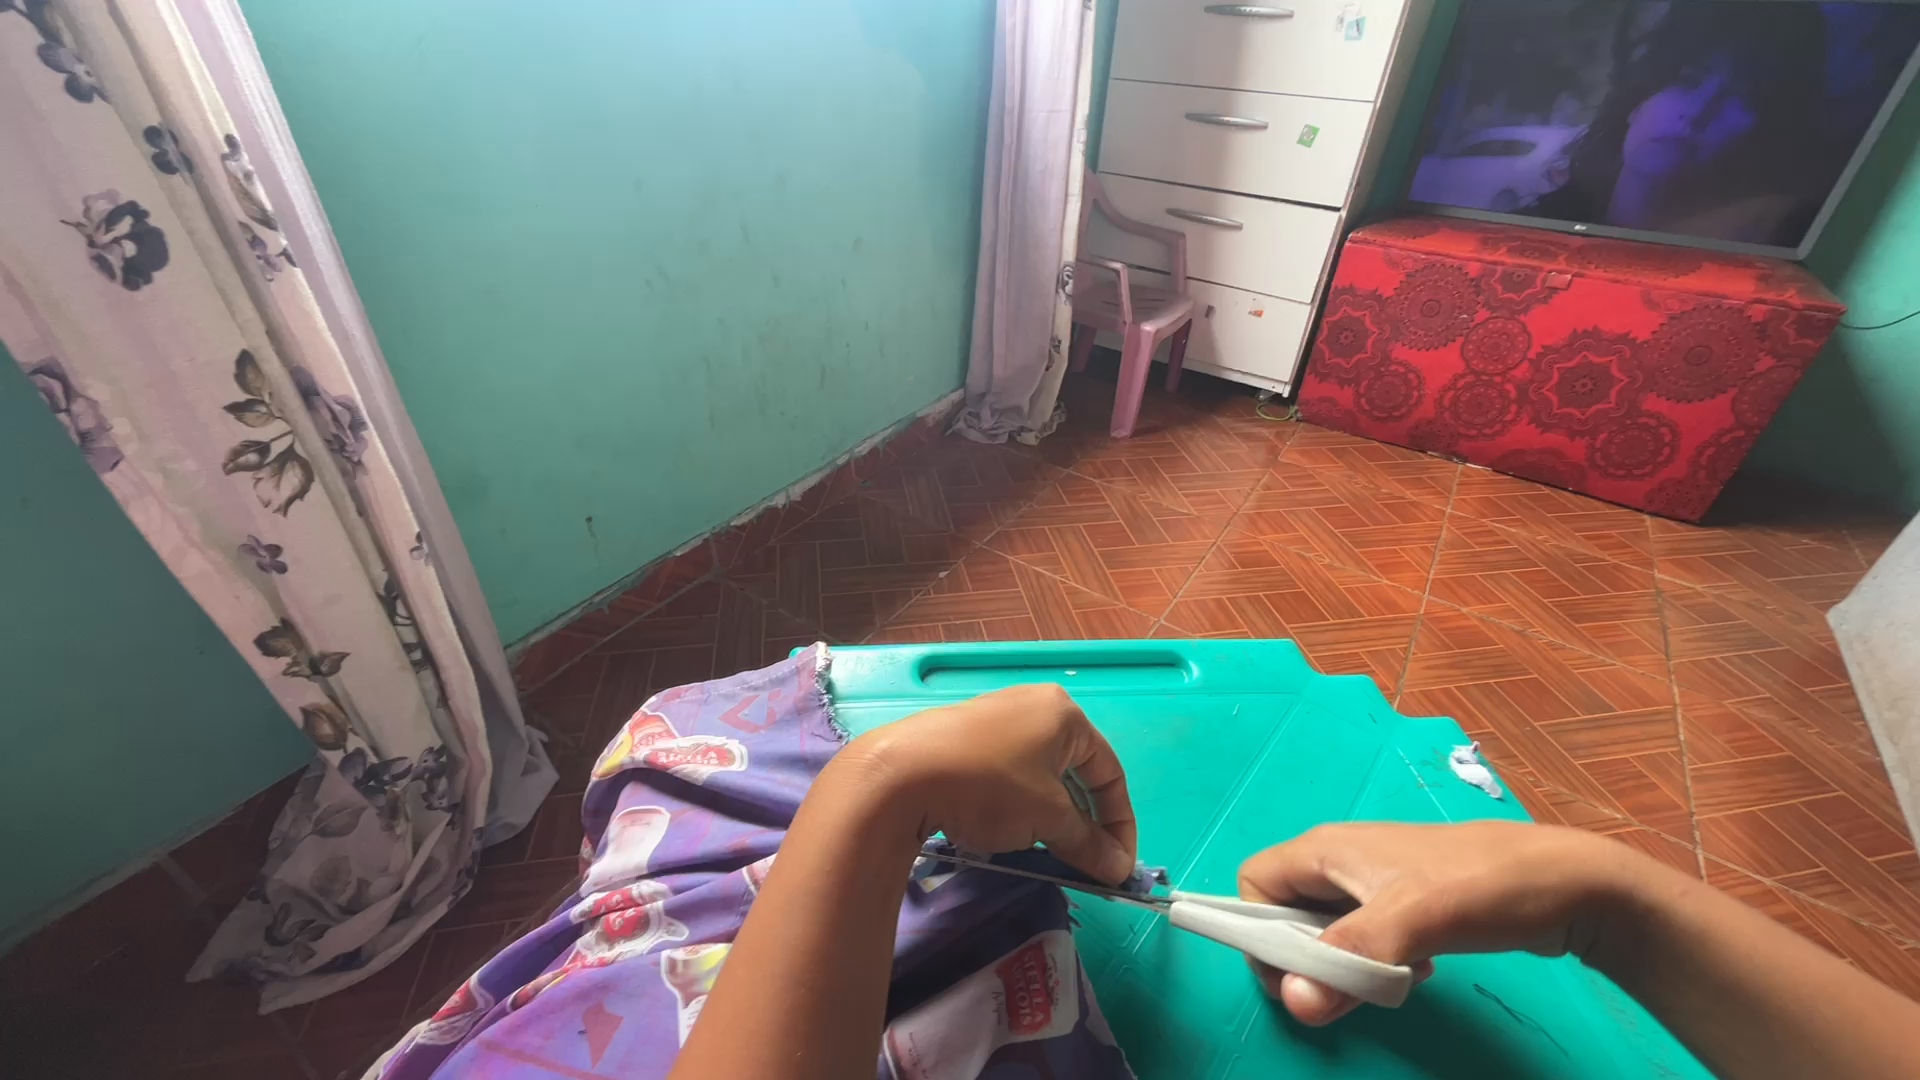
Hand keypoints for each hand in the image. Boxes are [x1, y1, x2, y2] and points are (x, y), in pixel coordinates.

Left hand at [833, 683, 1137, 883]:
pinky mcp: (968, 733)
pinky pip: (1012, 769)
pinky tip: (1009, 826)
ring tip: (1048, 848)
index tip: (1119, 865)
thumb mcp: (1047, 818)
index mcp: (1064, 714)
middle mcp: (1035, 705)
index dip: (1120, 823)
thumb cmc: (990, 786)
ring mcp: (998, 715)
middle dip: (1086, 820)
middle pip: (1077, 770)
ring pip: (1043, 772)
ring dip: (1054, 814)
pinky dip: (1023, 800)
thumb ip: (1088, 842)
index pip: (1110, 772)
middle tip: (1087, 861)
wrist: (903, 774)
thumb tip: (1119, 868)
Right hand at [1238, 822, 1641, 1024]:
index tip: (1295, 977)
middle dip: (1309, 954)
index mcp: (1322, 850)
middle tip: (1350, 987)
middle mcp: (1335, 860)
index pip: (1255, 885)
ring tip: (1391, 977)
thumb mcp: (1411, 921)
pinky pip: (1362, 933)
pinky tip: (1417, 969)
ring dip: (1346, 961)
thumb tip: (1292, 1002)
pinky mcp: (1399, 899)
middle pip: (1287, 909)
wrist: (1562, 882)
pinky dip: (1376, 959)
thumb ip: (1348, 958)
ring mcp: (1368, 880)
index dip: (1260, 931)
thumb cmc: (1476, 887)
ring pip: (1326, 926)